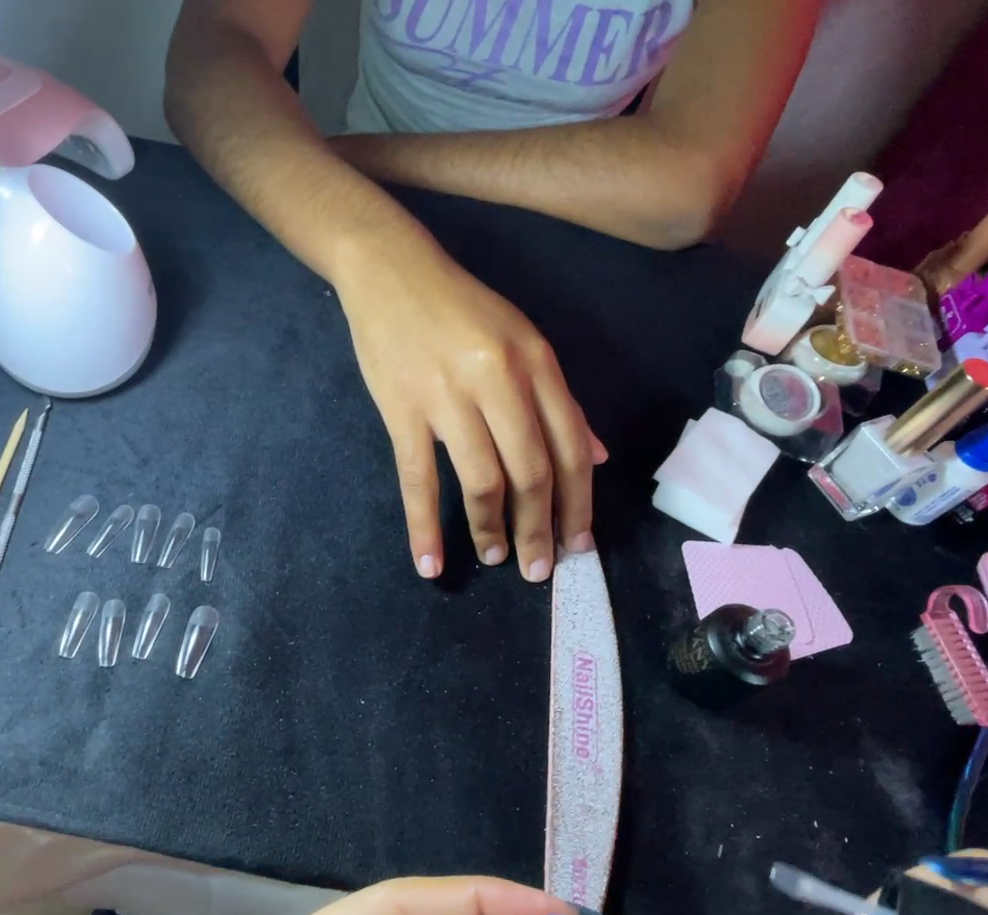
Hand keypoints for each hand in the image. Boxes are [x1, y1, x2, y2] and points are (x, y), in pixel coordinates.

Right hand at [334, 239, 605, 582]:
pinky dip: (424, 527)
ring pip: (481, 480)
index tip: (578, 545)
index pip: (569, 447)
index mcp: (536, 363)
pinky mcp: (402, 410)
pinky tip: (430, 563)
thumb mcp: (524, 341)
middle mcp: (499, 381)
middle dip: (539, 530)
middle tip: (539, 571)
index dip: (578, 503)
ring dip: (490, 529)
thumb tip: (596, 455)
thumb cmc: (461, 308)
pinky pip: (417, 479)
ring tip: (496, 558)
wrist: (391, 270)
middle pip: (530, 472)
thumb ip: (559, 400)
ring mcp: (448, 397)